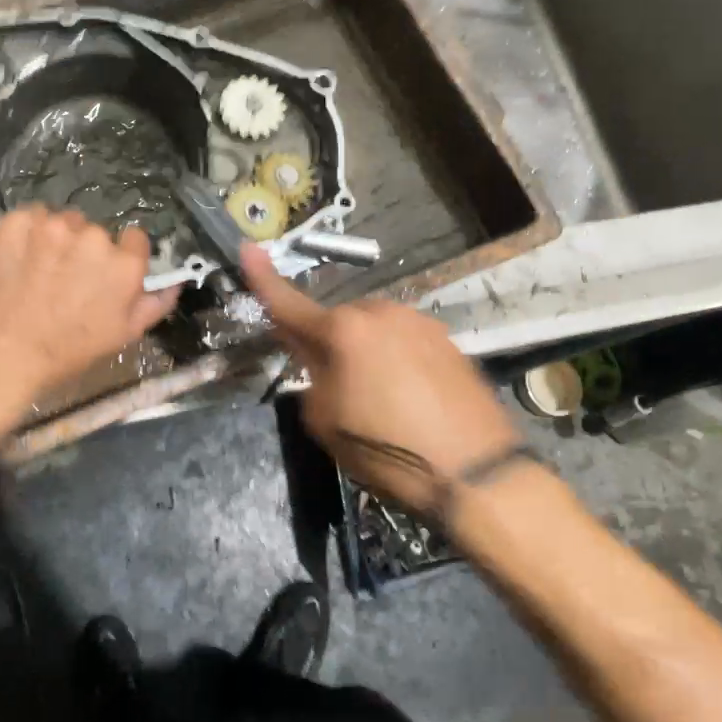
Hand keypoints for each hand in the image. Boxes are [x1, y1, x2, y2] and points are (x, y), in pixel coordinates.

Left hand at [0, 206, 179, 416]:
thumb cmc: (65, 353)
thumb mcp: (122, 336)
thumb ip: (155, 304)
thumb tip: (174, 282)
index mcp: (124, 265)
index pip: (134, 239)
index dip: (120, 257)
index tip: (102, 275)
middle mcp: (92, 238)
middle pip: (95, 231)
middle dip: (84, 250)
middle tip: (65, 280)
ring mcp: (52, 227)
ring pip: (62, 222)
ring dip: (56, 239)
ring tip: (39, 270)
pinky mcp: (16, 222)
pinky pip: (30, 218)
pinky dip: (27, 234)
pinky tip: (18, 260)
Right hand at [240, 243, 519, 514]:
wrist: (475, 472)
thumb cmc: (385, 448)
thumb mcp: (325, 418)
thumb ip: (309, 372)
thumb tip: (309, 349)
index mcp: (343, 330)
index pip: (290, 303)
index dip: (262, 278)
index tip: (247, 249)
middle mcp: (380, 312)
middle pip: (338, 322)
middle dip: (330, 344)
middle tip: (337, 389)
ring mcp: (419, 322)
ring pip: (374, 331)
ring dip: (366, 351)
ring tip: (381, 400)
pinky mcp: (447, 340)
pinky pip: (404, 341)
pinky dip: (396, 359)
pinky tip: (409, 397)